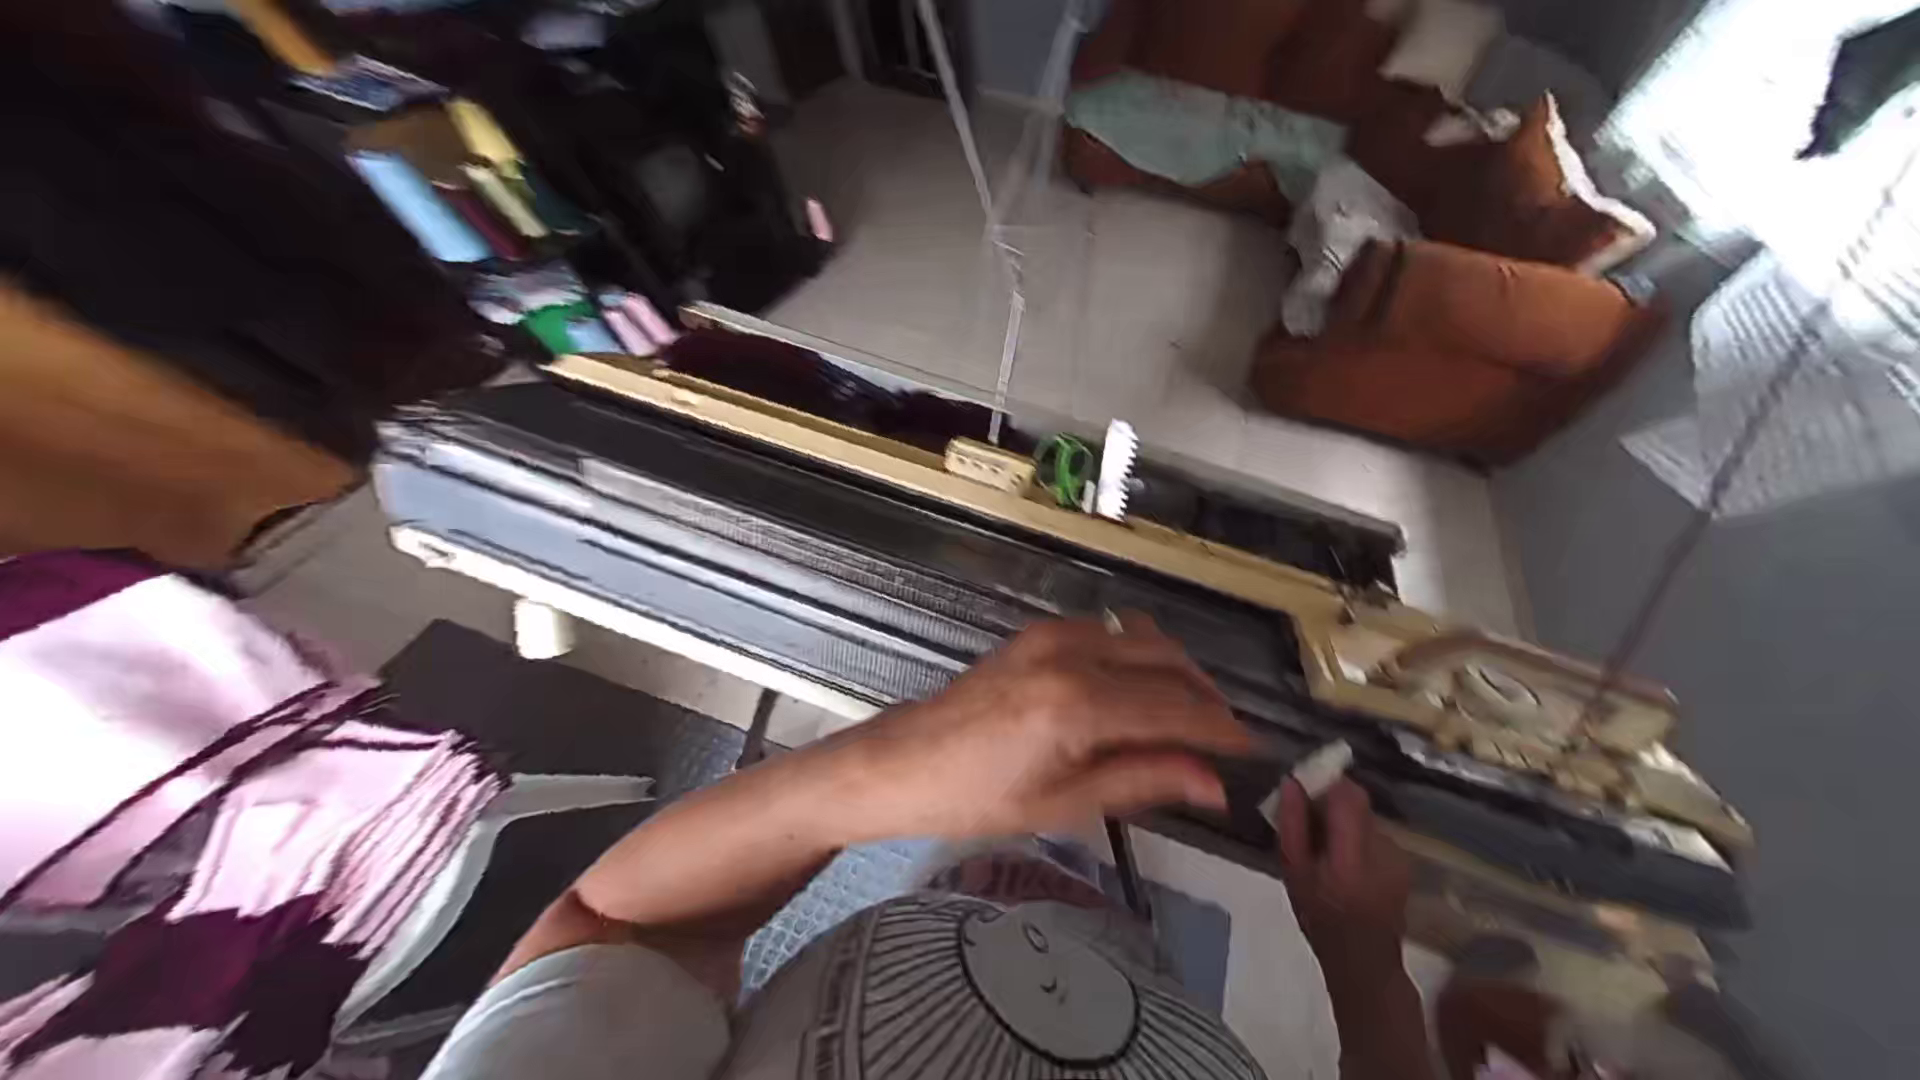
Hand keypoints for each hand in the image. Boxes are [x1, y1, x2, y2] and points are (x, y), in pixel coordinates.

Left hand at [826, 614, 1255, 840]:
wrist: (905, 761)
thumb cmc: (978, 797)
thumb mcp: (1065, 802)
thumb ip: (1143, 780)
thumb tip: (1214, 783)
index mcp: (1081, 704)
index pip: (1178, 709)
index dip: (1222, 730)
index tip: (1254, 749)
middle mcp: (1073, 654)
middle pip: (1168, 661)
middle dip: (1205, 697)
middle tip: (1221, 739)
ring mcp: (1052, 635)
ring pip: (1142, 638)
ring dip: (1175, 671)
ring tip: (1186, 717)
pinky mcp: (1037, 632)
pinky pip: (1109, 633)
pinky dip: (1138, 656)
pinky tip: (1137, 690)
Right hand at [1275, 778, 1411, 984]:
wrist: (1364, 960)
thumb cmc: (1318, 916)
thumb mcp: (1292, 870)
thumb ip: (1292, 824)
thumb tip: (1291, 782)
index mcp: (1351, 857)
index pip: (1349, 797)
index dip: (1327, 780)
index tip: (1304, 782)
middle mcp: (1382, 850)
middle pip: (1358, 801)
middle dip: (1331, 798)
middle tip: (1307, 812)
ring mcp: (1398, 856)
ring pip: (1364, 815)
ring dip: (1342, 817)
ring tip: (1324, 840)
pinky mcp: (1404, 861)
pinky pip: (1373, 831)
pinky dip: (1355, 833)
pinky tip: (1343, 856)